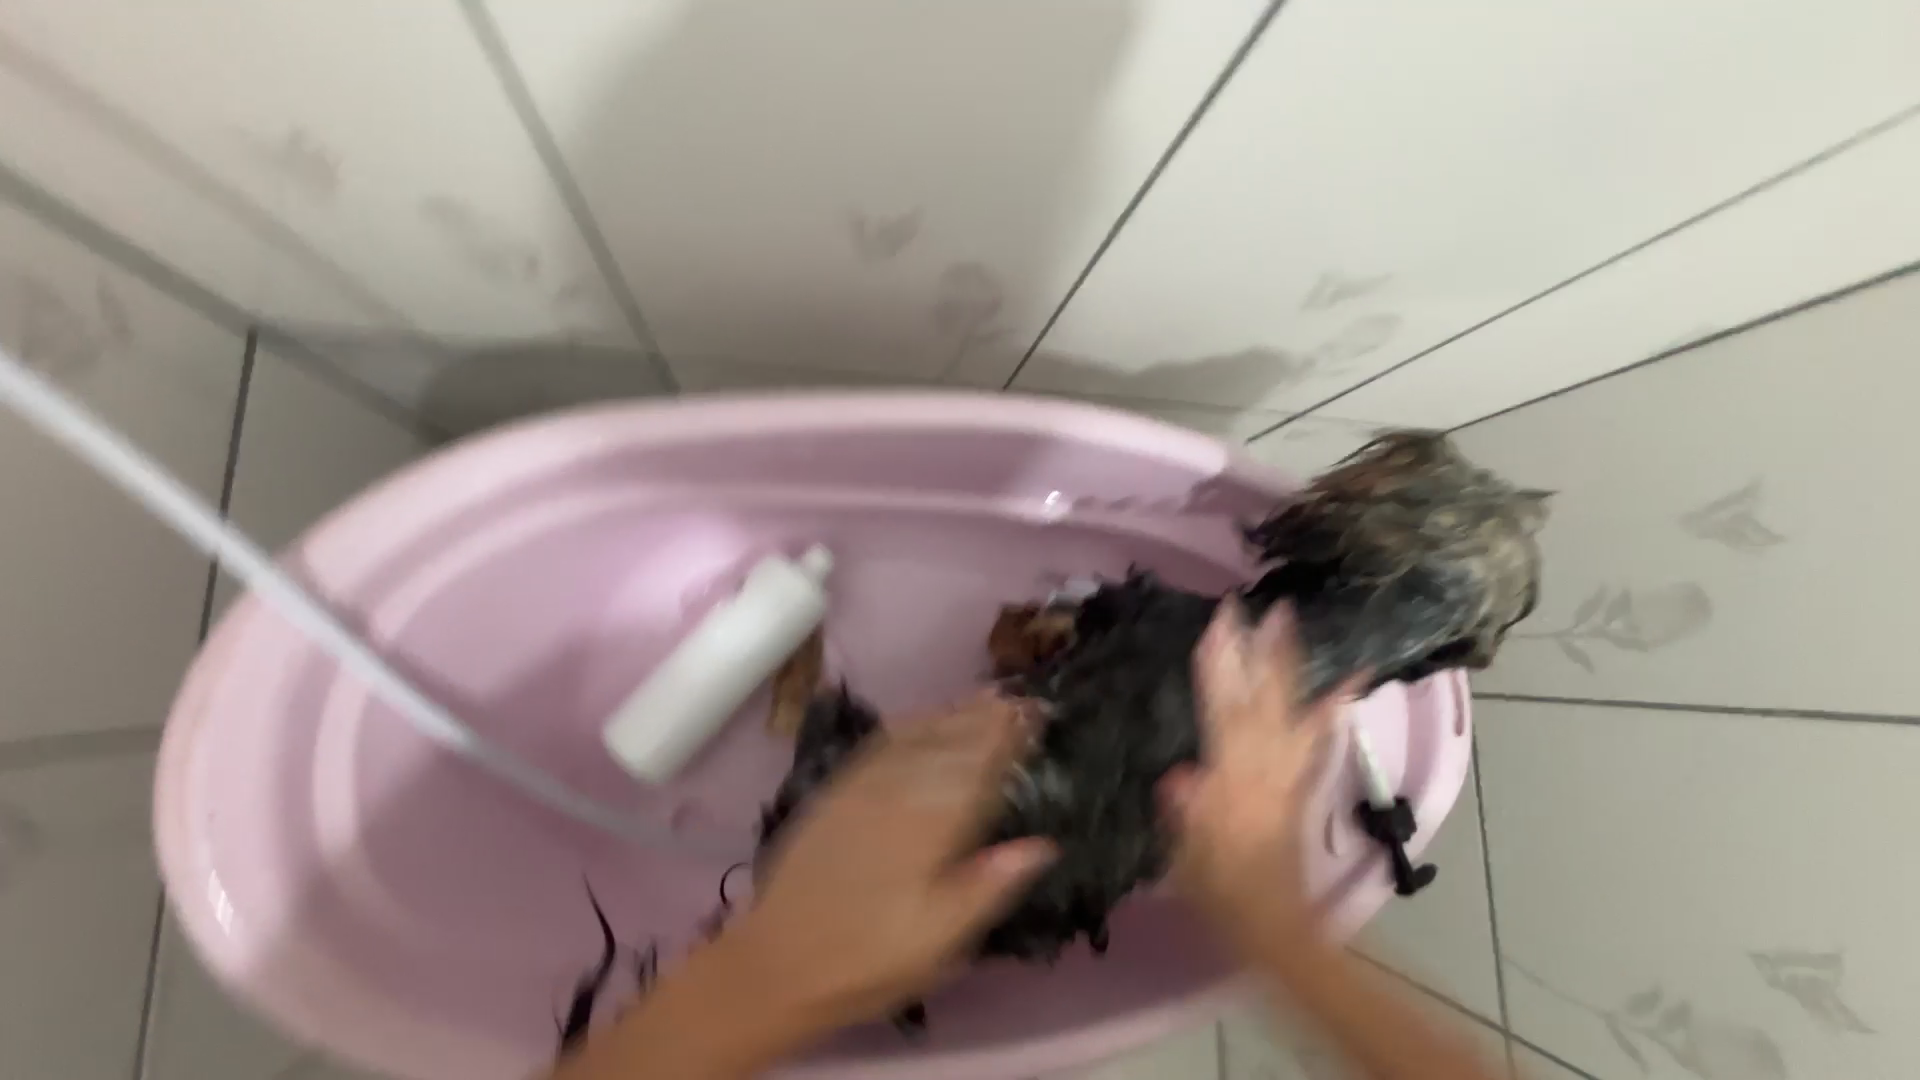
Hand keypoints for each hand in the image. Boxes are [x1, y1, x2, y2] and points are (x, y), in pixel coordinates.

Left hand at [717, 694, 1056, 1031]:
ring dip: (954, 713)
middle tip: (1018, 697)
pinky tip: (923, 716)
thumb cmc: (870, 960)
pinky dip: (910, 723)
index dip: (1009, 737)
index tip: (1035, 714)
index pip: (979, 768)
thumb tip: (1043, 846)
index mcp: (931, 829)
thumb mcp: (939, 940)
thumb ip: (990, 885)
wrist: (777, 962)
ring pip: (919, 736)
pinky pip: (881, 744)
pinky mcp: (838, 791)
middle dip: (988, 717)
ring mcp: (865, 788)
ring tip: (984, 696)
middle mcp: (900, 795)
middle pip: (951, 743)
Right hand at [1161, 601, 1355, 944]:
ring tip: (1296, 626)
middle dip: (1264, 652)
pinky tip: (1344, 683)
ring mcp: (1290, 774)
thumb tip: (1180, 776)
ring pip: (1295, 710)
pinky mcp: (1302, 782)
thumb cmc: (1222, 893)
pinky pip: (1320, 738)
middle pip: (1266, 701)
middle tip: (1268, 607)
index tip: (1220, 625)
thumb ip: (1186, 813)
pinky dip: (1331, 707)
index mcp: (1235, 785)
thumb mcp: (1189, 858)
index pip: (1223, 714)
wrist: (1277, 926)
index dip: (1221, 668)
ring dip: (1294, 666)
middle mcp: (1268, 771)